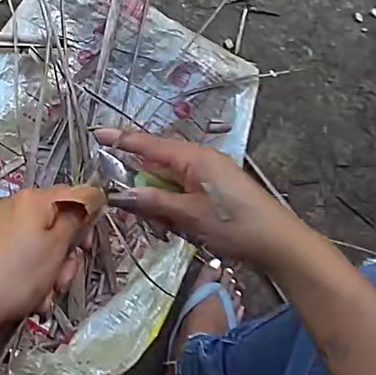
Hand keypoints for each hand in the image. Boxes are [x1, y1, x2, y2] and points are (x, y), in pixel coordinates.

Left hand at [0, 185, 100, 351]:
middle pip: (60, 223)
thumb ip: (78, 217)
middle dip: (67, 253)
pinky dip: (33, 273)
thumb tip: (92, 197)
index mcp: (34, 198)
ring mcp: (1, 226)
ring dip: (52, 269)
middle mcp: (16, 205)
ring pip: (44, 243)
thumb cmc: (16, 276)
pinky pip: (25, 254)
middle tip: (63, 276)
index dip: (90, 220)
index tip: (86, 246)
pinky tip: (32, 296)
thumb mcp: (57, 246)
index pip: (78, 195)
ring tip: (45, 293)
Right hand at [94, 128, 318, 273]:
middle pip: (159, 165)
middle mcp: (202, 160)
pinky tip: (177, 226)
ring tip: (163, 225)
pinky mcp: (218, 192)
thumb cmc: (234, 224)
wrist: (277, 241)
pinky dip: (176, 208)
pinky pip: (186, 193)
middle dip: (142, 186)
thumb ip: (155, 202)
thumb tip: (123, 194)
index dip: (123, 140)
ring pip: (171, 183)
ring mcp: (211, 176)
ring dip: (161, 203)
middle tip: (129, 206)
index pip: (150, 144)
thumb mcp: (189, 215)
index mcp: (194, 157)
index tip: (98, 133)